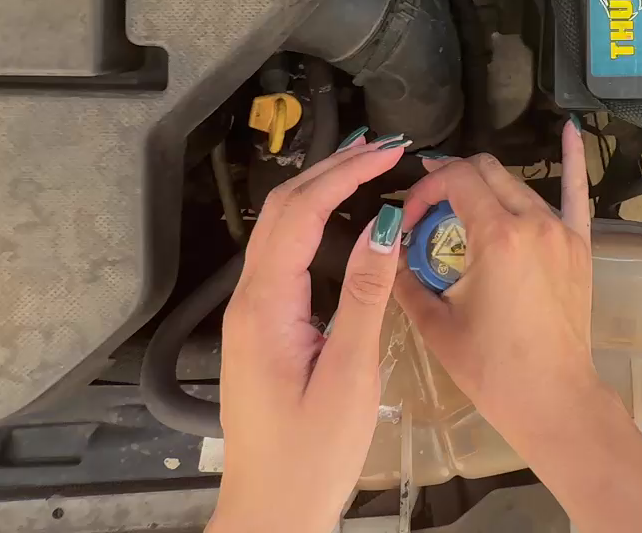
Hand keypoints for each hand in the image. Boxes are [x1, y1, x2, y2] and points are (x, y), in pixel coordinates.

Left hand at [208, 132, 410, 532]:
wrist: (272, 512)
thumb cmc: (313, 452)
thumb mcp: (350, 373)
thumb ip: (367, 293)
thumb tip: (386, 221)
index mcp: (266, 305)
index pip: (302, 212)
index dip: (346, 173)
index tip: (390, 152)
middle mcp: (250, 298)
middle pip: (283, 208)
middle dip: (332, 167)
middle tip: (385, 145)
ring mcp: (253, 310)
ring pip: (280, 225)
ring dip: (322, 185)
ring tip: (368, 162)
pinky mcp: (265, 321)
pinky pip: (287, 249)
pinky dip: (317, 215)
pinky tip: (345, 212)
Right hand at [393, 119, 601, 439]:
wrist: (552, 396)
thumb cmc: (491, 368)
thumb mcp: (436, 323)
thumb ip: (404, 278)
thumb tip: (386, 247)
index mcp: (497, 236)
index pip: (455, 181)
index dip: (425, 189)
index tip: (410, 216)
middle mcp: (533, 221)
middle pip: (486, 171)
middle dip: (451, 180)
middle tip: (429, 209)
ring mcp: (561, 229)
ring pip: (517, 184)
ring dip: (486, 187)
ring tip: (462, 208)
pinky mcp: (580, 242)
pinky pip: (576, 192)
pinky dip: (572, 159)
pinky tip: (570, 129)